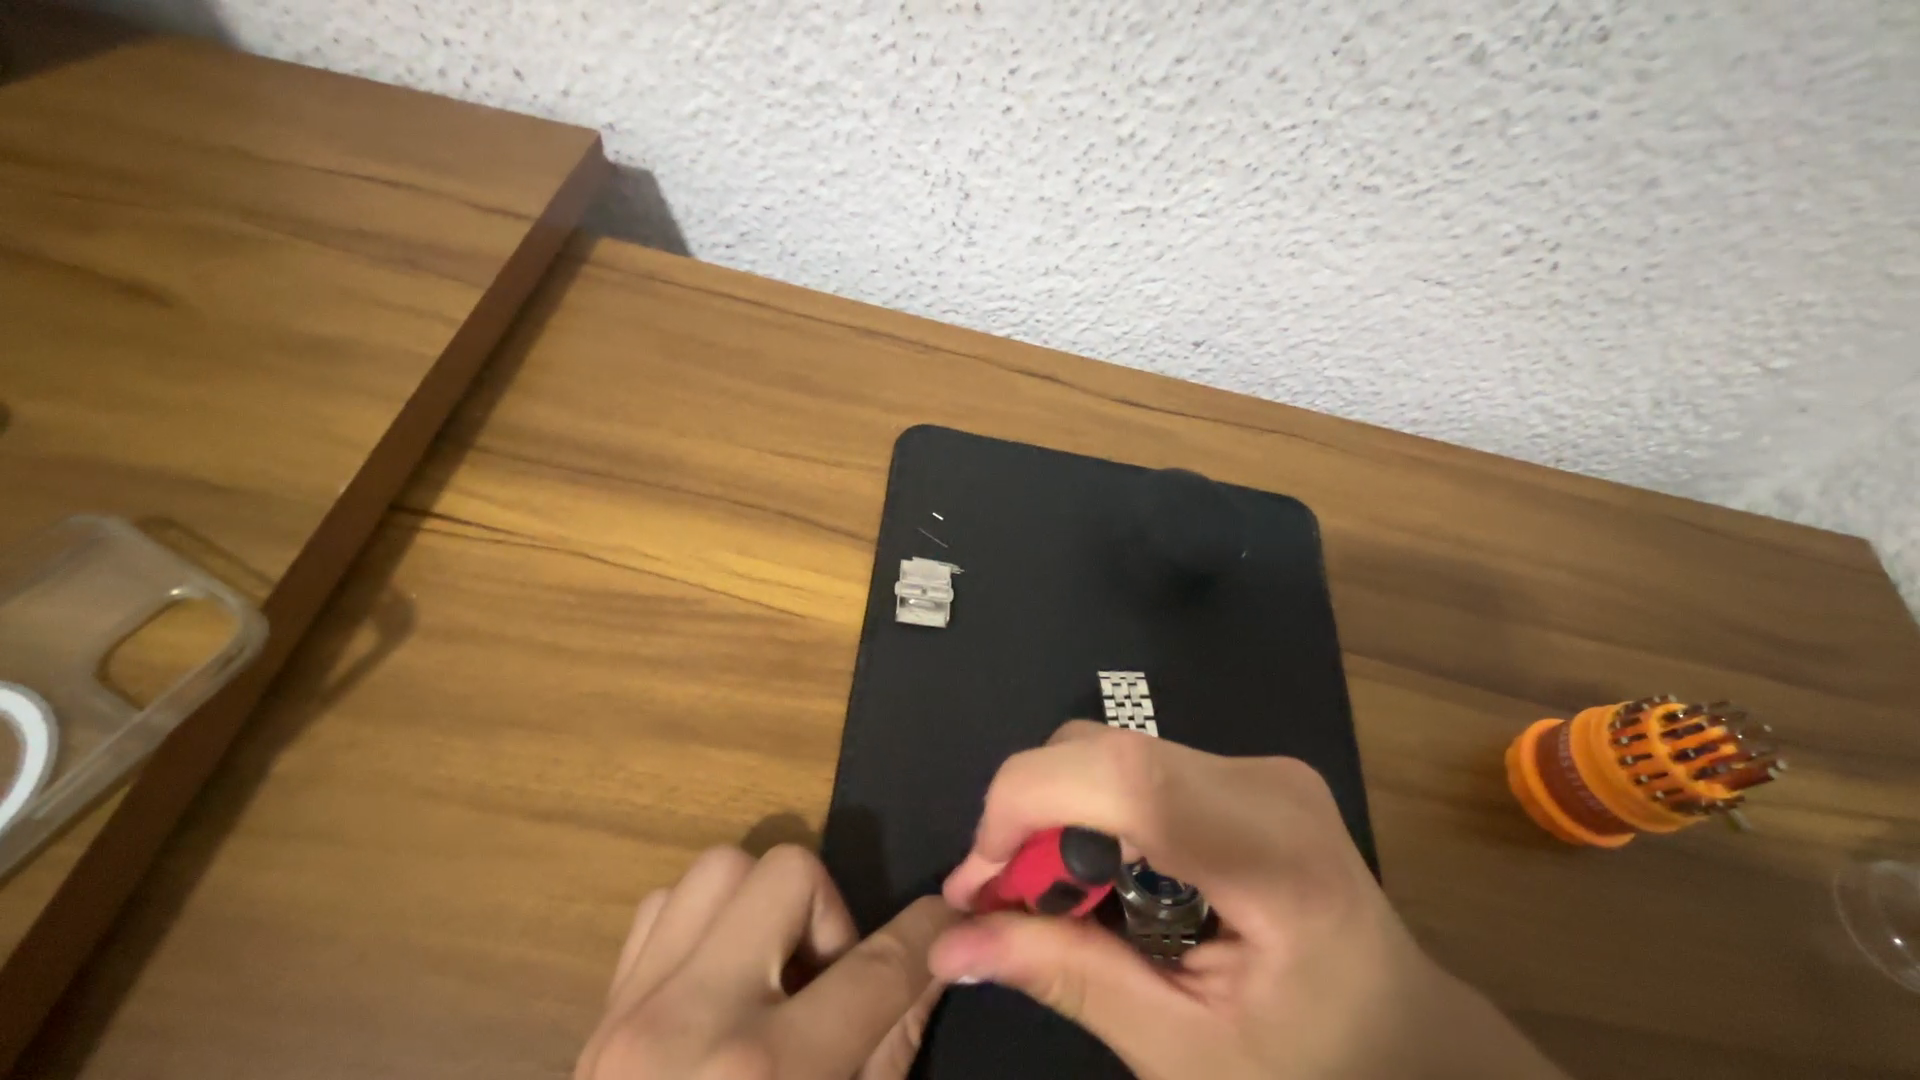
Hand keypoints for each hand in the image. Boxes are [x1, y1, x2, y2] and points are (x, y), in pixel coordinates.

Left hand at [577, 844, 957, 1079]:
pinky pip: (665, 905)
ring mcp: (633, 1011)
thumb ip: (894, 1041)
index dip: (930, 933)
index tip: (948, 920)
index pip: (877, 968)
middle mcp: (694, 1023)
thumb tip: (937, 951)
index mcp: (769, 1074)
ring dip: (763, 908)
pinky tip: (719, 985)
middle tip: (825, 986)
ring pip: (720, 870)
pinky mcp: (601, 1010)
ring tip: (769, 978)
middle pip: (789, 873)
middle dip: (828, 915)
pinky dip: (706, 925)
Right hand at [934, 722, 1567, 1079]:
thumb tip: (951, 941)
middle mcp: (1266, 783)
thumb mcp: (1187, 1054)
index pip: (1130, 779)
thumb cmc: (1316, 1070)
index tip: (978, 880)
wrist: (1413, 1043)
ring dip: (1055, 817)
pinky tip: (1099, 882)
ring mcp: (1259, 769)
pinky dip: (1090, 814)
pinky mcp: (1243, 775)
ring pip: (1111, 753)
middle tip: (1001, 902)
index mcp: (1275, 856)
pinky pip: (1135, 768)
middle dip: (1028, 816)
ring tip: (1049, 903)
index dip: (1029, 803)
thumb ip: (1070, 979)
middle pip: (1107, 752)